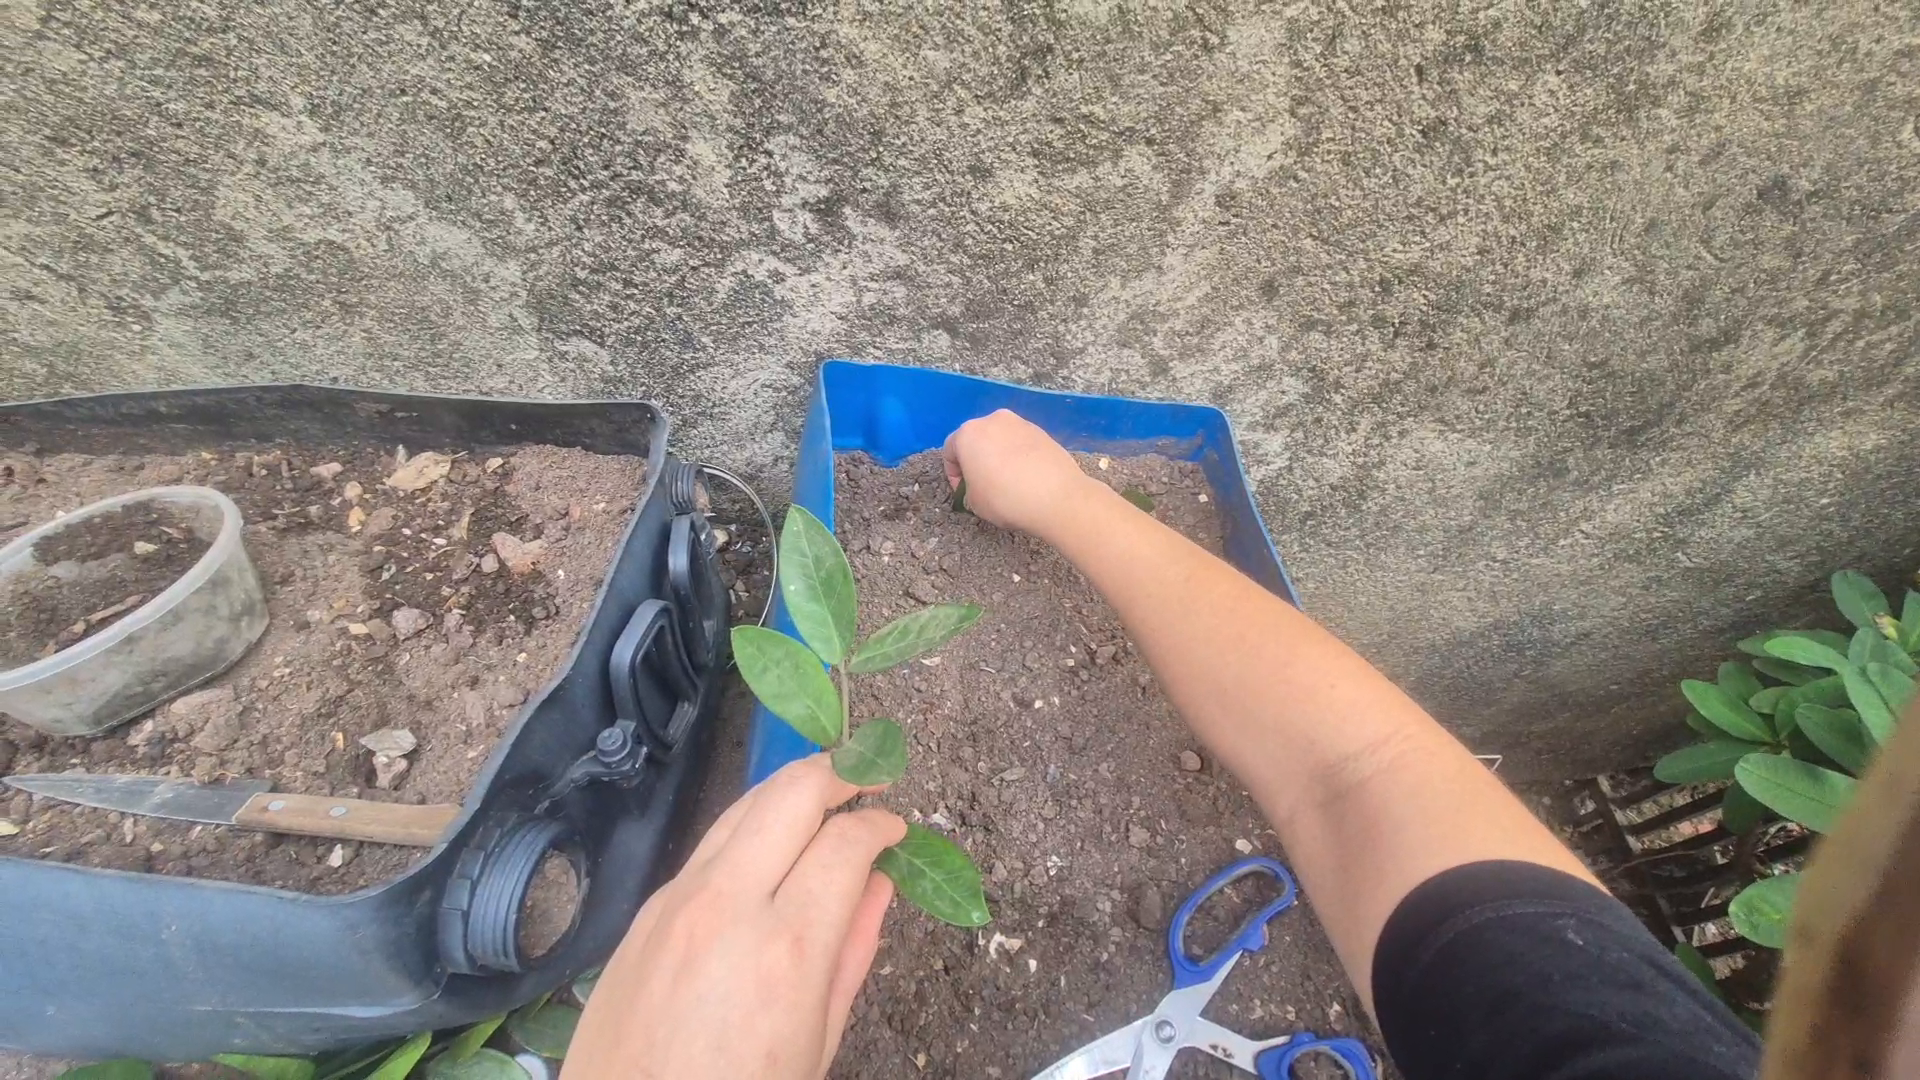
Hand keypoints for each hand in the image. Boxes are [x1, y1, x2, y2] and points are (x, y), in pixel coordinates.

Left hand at [564, 755, 905, 1079]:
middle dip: (840, 773)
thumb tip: (877, 881)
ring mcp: (678, 900)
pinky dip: (753, 826)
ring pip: (747, 802)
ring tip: (826, 794)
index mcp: (786, 949)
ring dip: (794, 787)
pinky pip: (711, 843)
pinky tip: (770, 846)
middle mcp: (729, 904)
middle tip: (868, 782)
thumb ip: (853, 950)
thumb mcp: (817, 1044)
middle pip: (793, 793)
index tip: (894, 828)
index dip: (879, 825)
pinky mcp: (646, 909)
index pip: (845, 843)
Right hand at [942, 409, 1097, 534]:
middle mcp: (993, 420)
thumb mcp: (974, 502)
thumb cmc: (1005, 499)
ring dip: (998, 456)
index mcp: (968, 433)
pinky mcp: (1042, 431)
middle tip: (982, 484)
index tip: (963, 491)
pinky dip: (1018, 456)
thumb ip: (968, 488)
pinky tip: (1026, 476)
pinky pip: (1021, 443)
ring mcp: (1020, 423)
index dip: (953, 474)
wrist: (1056, 497)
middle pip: (976, 440)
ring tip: (1007, 481)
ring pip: (1000, 439)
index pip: (950, 451)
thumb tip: (979, 483)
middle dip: (976, 460)